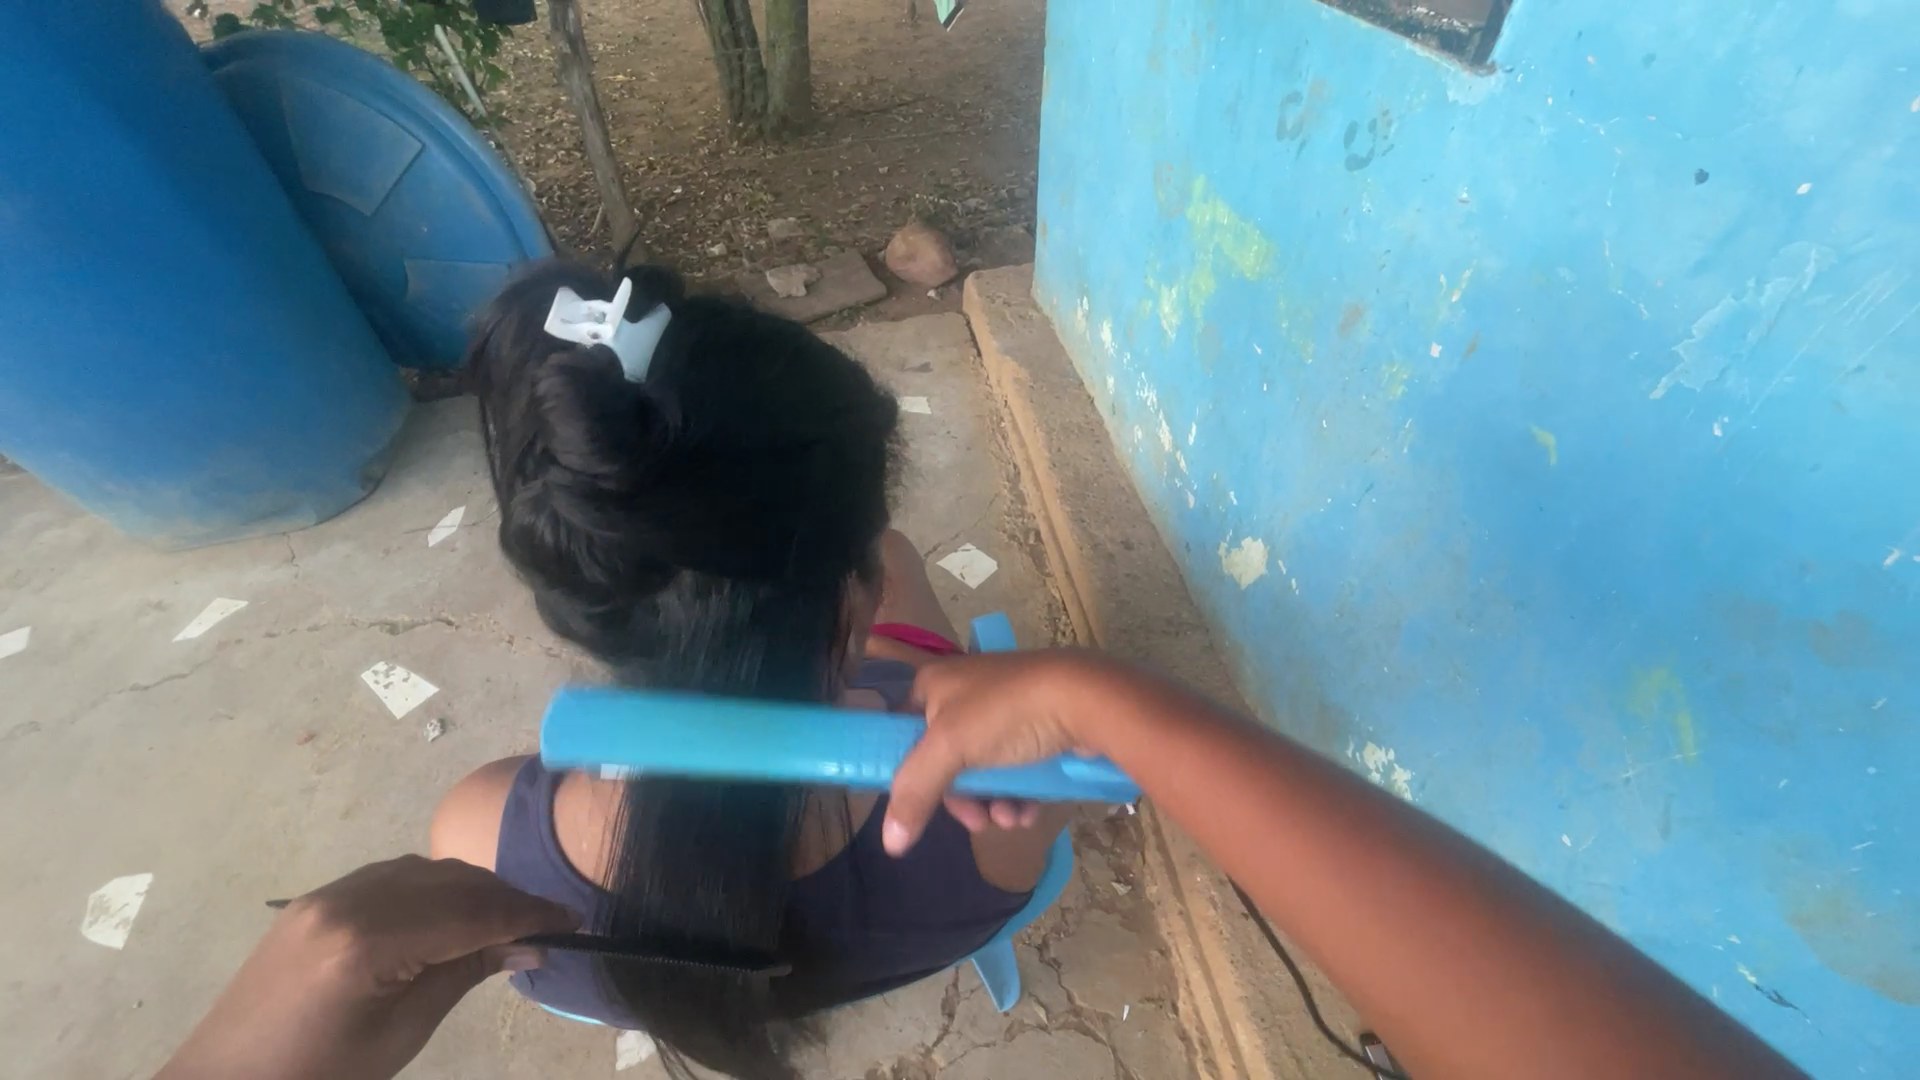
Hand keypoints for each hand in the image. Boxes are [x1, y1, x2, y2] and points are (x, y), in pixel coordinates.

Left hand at [157, 856, 578, 1079]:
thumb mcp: (402, 1033)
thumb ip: (468, 972)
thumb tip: (535, 945)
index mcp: (367, 944)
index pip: (471, 915)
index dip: (528, 915)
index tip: (572, 919)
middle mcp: (351, 901)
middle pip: (456, 882)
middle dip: (507, 900)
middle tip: (545, 923)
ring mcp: (331, 893)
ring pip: (431, 871)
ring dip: (474, 890)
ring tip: (502, 919)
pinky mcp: (319, 898)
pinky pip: (398, 876)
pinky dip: (436, 887)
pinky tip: (451, 911)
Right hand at [885, 650, 1122, 854]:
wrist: (1083, 698)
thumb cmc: (1006, 713)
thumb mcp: (950, 748)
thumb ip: (915, 792)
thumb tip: (890, 843)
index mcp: (934, 684)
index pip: (903, 730)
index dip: (909, 770)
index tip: (922, 804)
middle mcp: (964, 692)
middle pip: (945, 758)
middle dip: (962, 798)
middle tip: (978, 822)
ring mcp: (1002, 708)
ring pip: (982, 767)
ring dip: (993, 802)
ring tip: (1010, 819)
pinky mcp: (1034, 724)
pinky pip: (1014, 766)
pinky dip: (1018, 793)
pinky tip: (1028, 812)